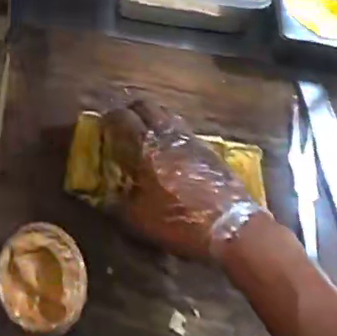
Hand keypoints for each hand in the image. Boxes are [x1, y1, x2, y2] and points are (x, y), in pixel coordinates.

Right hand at [101, 98, 267, 261]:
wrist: (235, 229)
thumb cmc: (181, 222)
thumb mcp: (141, 221)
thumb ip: (118, 206)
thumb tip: (102, 199)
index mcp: (148, 146)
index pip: (123, 117)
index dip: (110, 118)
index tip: (103, 125)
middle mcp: (169, 135)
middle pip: (147, 106)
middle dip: (132, 110)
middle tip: (124, 124)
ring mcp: (192, 140)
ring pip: (168, 116)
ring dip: (155, 119)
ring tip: (148, 135)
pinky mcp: (210, 151)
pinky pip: (185, 131)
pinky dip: (173, 134)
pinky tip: (172, 153)